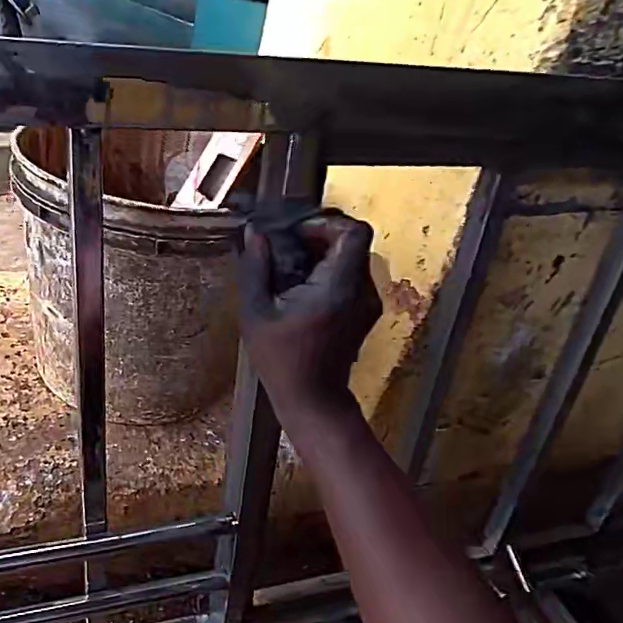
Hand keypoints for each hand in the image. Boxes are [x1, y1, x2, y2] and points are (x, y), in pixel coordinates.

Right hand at [238, 210, 381, 423]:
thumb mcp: (256, 313)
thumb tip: (254, 234)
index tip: (298, 235)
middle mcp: (362, 290)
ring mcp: (368, 302)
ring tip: (295, 269)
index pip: (354, 232)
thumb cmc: (282, 361)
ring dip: (326, 255)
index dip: (327, 223)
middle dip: (322, 237)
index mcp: (338, 287)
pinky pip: (353, 277)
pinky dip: (331, 272)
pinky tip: (305, 289)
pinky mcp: (365, 312)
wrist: (313, 399)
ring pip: (354, 258)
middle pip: (354, 242)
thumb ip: (256, 268)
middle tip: (291, 249)